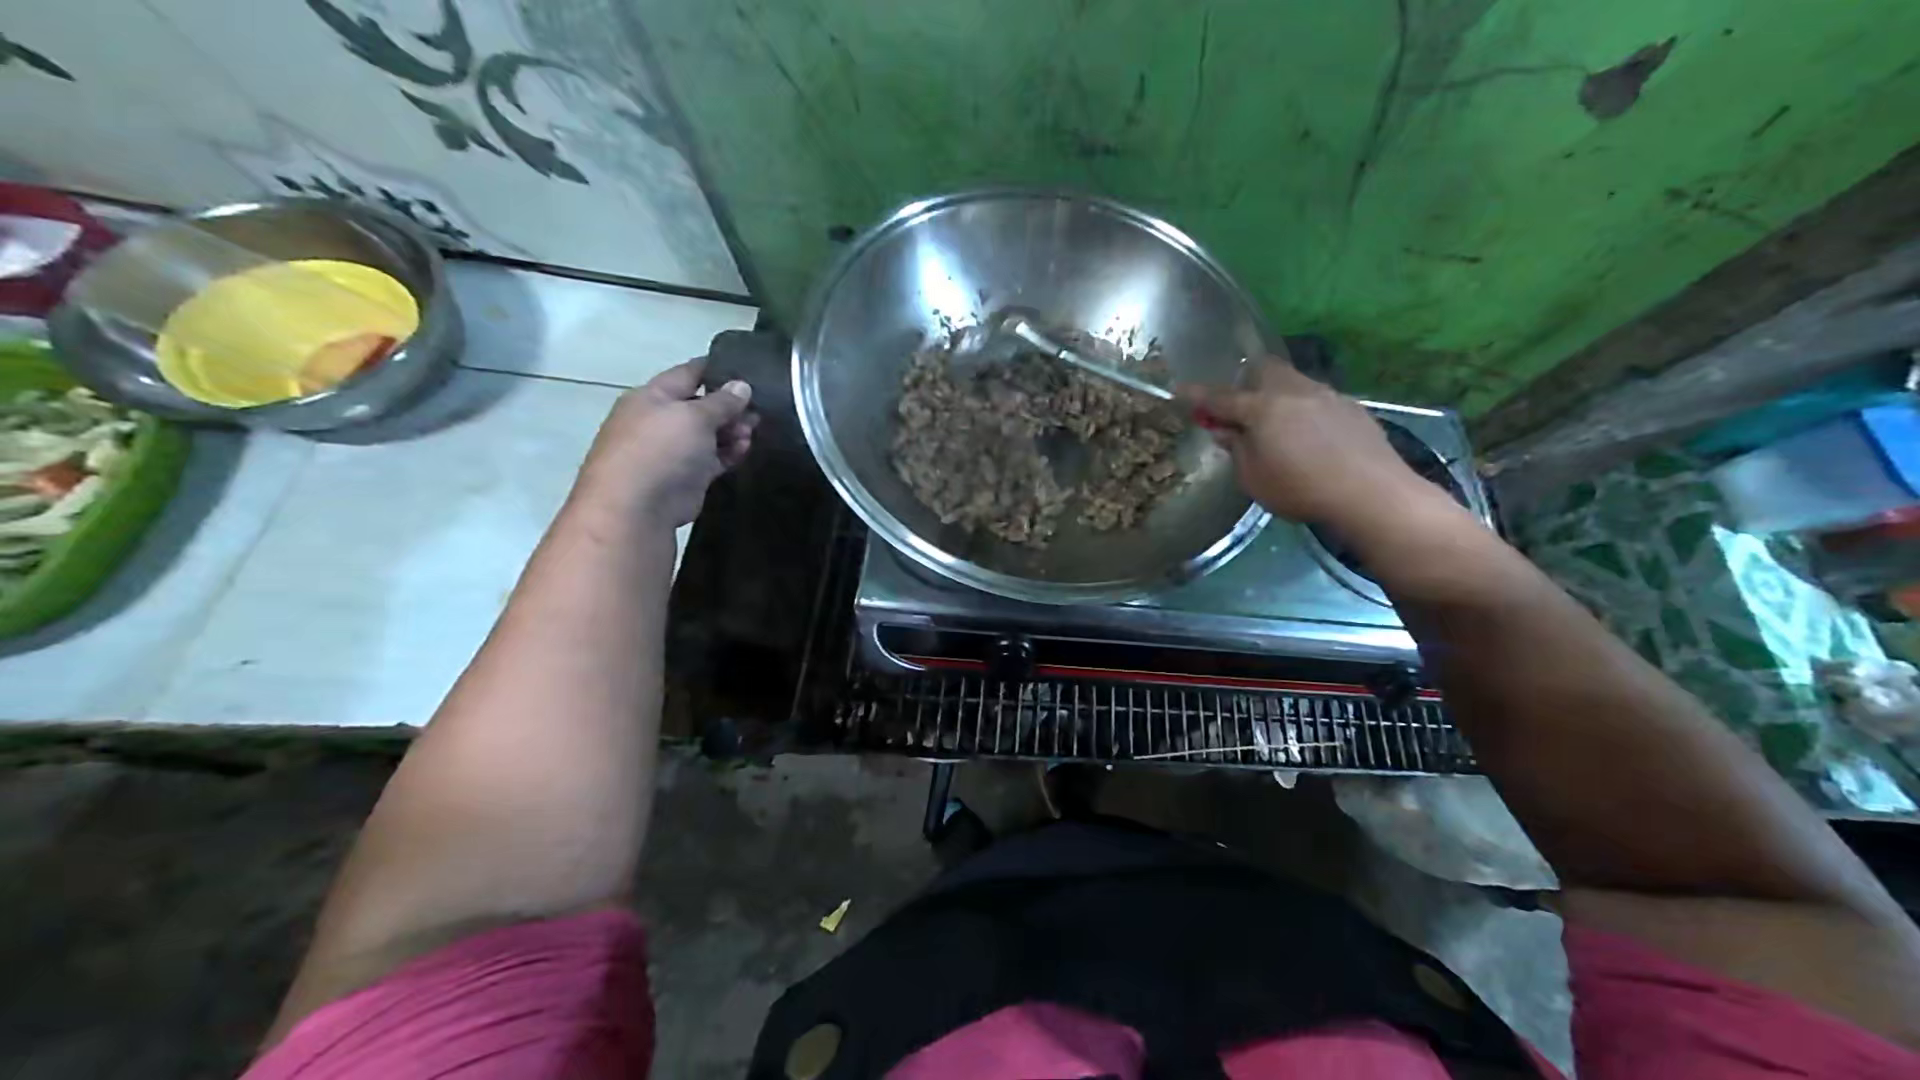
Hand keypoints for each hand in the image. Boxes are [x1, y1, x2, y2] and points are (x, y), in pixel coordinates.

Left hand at [576, 358, 758, 527]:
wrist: (636, 508)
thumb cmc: (660, 450)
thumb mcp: (694, 416)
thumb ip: (722, 401)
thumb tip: (742, 386)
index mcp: (653, 396)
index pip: (688, 372)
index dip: (717, 368)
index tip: (749, 369)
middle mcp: (661, 420)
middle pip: (702, 405)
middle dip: (730, 406)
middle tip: (760, 409)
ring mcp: (672, 451)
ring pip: (709, 434)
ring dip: (732, 431)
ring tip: (752, 432)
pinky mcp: (686, 478)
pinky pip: (712, 459)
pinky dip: (729, 453)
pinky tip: (744, 450)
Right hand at [1180, 357, 1428, 526]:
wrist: (1370, 492)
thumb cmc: (1300, 489)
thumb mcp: (1253, 478)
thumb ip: (1236, 450)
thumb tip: (1225, 431)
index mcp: (1261, 408)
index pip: (1220, 398)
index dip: (1198, 396)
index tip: (1179, 390)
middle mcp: (1293, 391)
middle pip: (1263, 369)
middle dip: (1245, 380)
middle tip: (1238, 405)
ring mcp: (1326, 395)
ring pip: (1293, 381)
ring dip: (1277, 394)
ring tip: (1276, 423)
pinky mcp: (1351, 408)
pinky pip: (1317, 399)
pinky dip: (1303, 410)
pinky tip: (1309, 435)